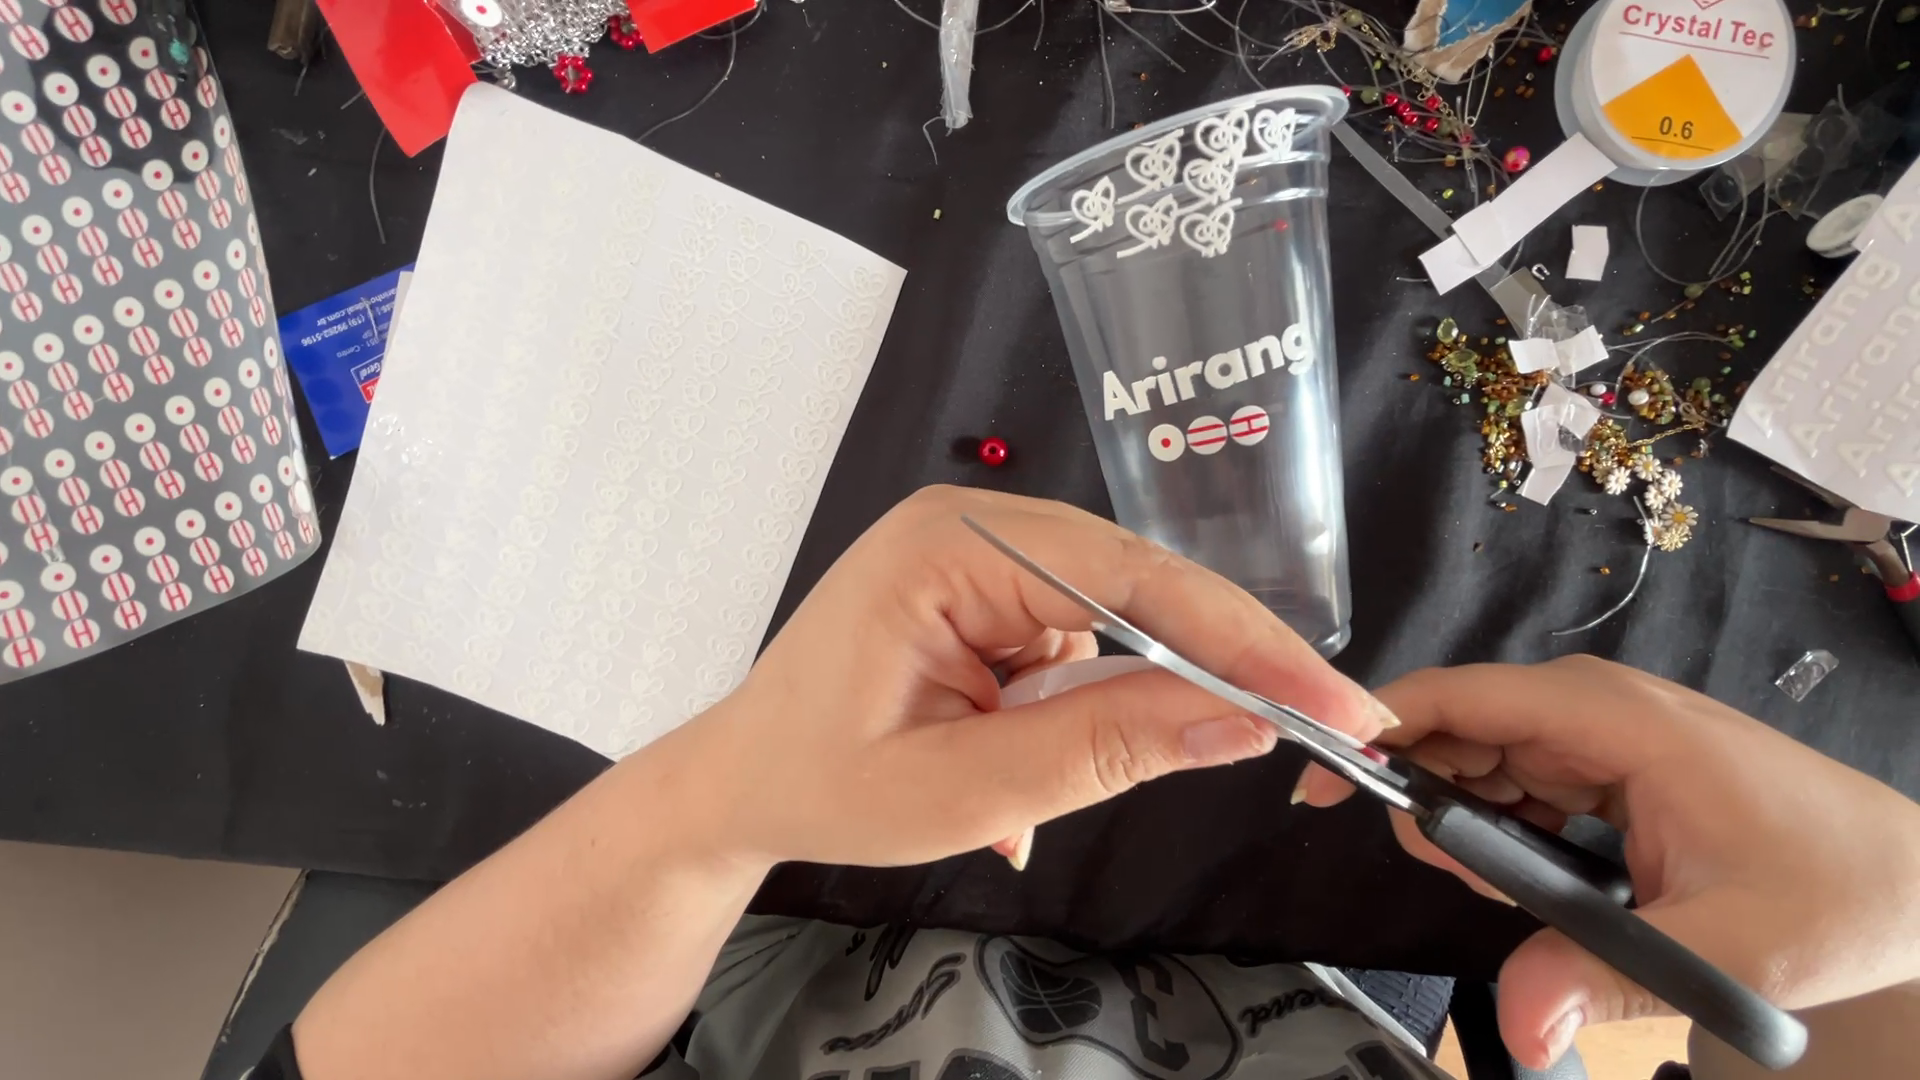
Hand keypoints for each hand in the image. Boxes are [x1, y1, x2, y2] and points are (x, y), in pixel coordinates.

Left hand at [676, 485, 1396, 870]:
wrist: (742, 779)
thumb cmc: (822, 782)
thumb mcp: (965, 786)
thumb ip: (1104, 747)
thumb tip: (1240, 721)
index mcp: (949, 546)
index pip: (1127, 577)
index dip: (1240, 641)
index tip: (1334, 702)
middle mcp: (968, 525)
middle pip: (1130, 582)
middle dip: (1207, 666)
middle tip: (1301, 730)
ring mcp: (975, 553)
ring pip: (1106, 616)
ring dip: (1118, 699)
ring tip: (1041, 777)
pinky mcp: (982, 589)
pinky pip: (1069, 636)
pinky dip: (1076, 701)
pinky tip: (1019, 755)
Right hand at [1296, 656, 1919, 1068]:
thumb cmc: (1842, 891)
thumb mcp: (1736, 948)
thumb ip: (1608, 975)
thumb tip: (1517, 1029)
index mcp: (1600, 713)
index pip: (1452, 696)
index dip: (1374, 726)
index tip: (1321, 779)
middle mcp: (1574, 704)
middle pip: (1446, 729)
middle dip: (1425, 801)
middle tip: (1464, 879)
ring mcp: (1577, 728)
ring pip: (1464, 754)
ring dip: (1459, 820)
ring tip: (1512, 886)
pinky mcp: (1582, 754)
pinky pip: (1498, 776)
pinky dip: (1491, 824)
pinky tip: (1531, 872)